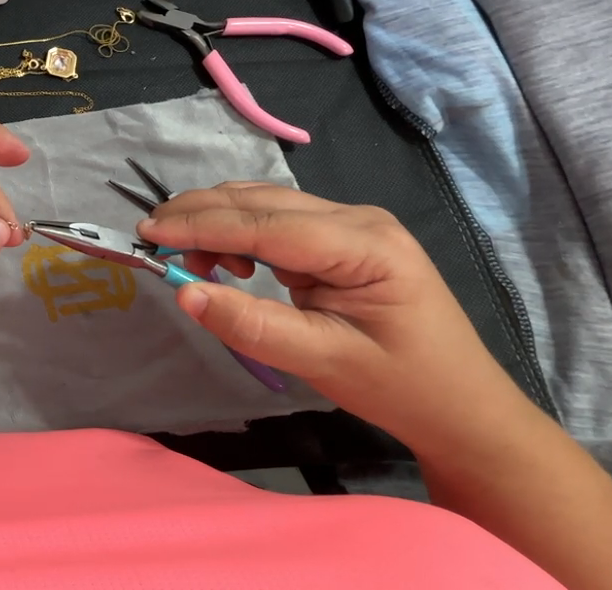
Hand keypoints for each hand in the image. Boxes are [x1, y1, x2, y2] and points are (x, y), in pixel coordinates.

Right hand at [138, 184, 528, 452]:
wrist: (463, 409)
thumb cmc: (400, 387)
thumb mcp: (324, 362)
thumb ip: (251, 325)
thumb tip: (182, 293)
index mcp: (366, 246)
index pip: (266, 224)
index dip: (202, 225)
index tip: (147, 233)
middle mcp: (357, 219)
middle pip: (258, 201)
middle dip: (198, 216)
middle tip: (150, 242)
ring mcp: (348, 222)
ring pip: (258, 203)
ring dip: (212, 222)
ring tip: (185, 260)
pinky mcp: (336, 235)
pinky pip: (270, 219)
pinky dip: (233, 233)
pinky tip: (226, 263)